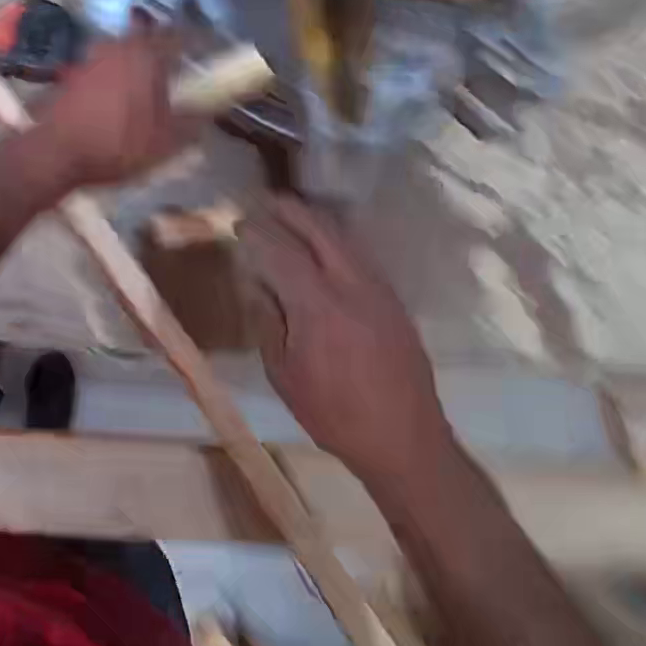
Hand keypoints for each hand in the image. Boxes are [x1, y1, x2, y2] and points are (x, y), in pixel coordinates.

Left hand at [33, 18, 190, 188]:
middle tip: (169, 72)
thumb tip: (205, 109)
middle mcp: (112, 49)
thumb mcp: (166, 141)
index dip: (191, 40)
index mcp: (142, 55)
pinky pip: (95, 74)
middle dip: (156, 53)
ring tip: (139, 91)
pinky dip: (106, 83)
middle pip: (140, 41)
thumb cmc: (116, 144)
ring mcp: (84, 62)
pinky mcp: (65, 79)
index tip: (201, 48)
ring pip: (115, 56)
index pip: (174, 35)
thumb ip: (191, 121)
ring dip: (128, 67)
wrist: (54, 154)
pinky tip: (109, 105)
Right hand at [238, 195, 455, 480]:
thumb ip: (268, 321)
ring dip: (316, 221)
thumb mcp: (282, 371)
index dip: (258, 234)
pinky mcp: (395, 305)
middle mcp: (353, 290)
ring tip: (291, 214)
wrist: (406, 444)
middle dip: (291, 212)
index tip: (238, 224)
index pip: (282, 253)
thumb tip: (259, 286)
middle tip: (265, 201)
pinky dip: (336, 240)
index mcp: (319, 308)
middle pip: (321, 232)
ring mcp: (381, 294)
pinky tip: (321, 245)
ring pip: (347, 240)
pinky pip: (361, 257)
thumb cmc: (332, 413)